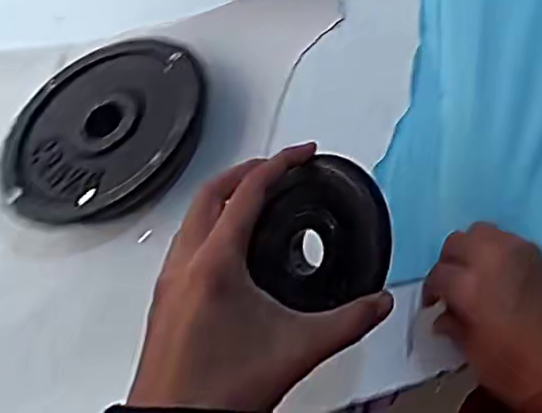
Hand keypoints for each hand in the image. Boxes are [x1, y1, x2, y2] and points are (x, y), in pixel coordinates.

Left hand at [128, 144, 394, 411]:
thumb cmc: (213, 398)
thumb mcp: (298, 348)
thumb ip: (348, 321)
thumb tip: (378, 303)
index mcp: (215, 264)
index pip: (248, 189)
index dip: (281, 162)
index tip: (303, 153)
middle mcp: (185, 268)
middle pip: (211, 192)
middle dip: (249, 169)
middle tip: (279, 164)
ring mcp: (169, 287)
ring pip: (192, 217)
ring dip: (225, 194)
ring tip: (255, 193)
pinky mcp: (163, 305)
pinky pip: (185, 242)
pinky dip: (210, 222)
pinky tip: (231, 244)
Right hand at [422, 223, 541, 412]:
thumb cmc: (519, 362)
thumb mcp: (478, 356)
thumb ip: (455, 329)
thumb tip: (443, 316)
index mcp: (470, 284)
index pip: (438, 274)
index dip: (431, 290)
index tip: (433, 304)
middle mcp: (489, 256)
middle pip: (456, 241)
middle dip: (447, 261)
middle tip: (449, 285)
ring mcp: (514, 246)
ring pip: (480, 230)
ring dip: (470, 247)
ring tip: (472, 272)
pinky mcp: (533, 246)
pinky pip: (503, 236)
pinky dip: (492, 246)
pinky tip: (495, 269)